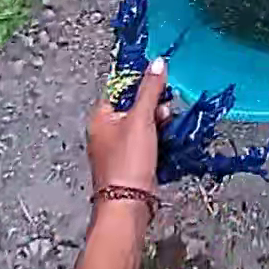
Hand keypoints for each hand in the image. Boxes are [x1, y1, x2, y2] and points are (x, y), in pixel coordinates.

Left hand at [88, 57, 170, 193]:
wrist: (129, 205)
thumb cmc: (128, 161)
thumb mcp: (142, 118)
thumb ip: (150, 89)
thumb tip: (158, 62)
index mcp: (101, 117)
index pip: (121, 87)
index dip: (140, 82)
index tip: (159, 80)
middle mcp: (106, 130)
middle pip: (134, 103)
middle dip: (154, 103)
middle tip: (164, 108)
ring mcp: (119, 146)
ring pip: (144, 120)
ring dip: (158, 119)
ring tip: (166, 125)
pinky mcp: (132, 159)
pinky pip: (148, 137)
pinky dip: (159, 134)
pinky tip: (168, 138)